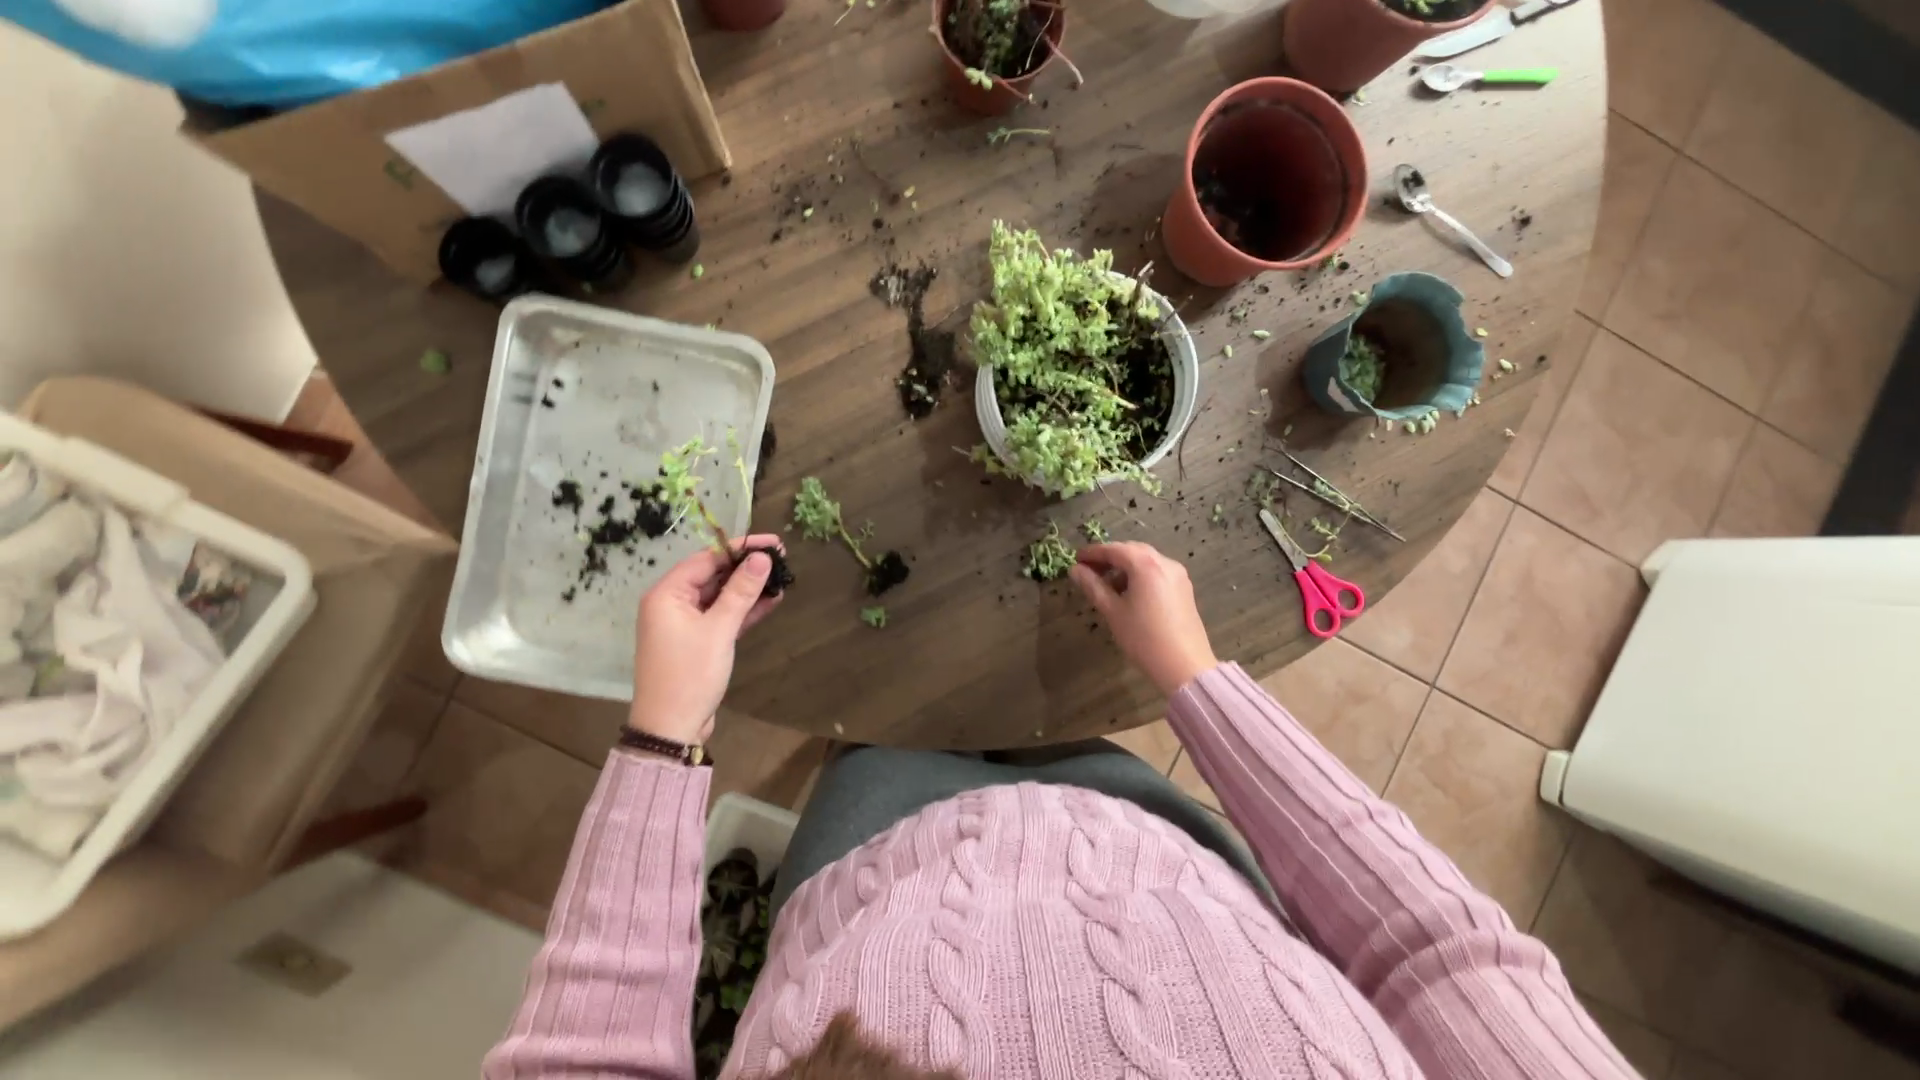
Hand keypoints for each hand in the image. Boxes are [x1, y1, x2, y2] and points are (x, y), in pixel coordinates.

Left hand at [628, 535, 783, 743]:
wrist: (671, 728)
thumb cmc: (690, 674)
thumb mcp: (719, 630)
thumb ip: (741, 592)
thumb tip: (763, 558)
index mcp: (666, 595)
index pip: (706, 559)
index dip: (740, 548)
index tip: (772, 542)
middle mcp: (671, 604)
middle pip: (712, 575)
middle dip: (746, 568)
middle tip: (782, 557)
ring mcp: (684, 624)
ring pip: (720, 597)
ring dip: (748, 589)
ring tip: (781, 577)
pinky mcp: (697, 642)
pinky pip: (722, 617)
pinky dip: (743, 610)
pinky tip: (771, 601)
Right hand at [1070, 542, 1218, 696]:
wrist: (1184, 665)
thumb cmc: (1143, 638)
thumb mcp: (1113, 611)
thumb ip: (1093, 586)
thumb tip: (1076, 570)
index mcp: (1146, 565)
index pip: (1114, 549)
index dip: (1093, 553)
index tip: (1076, 559)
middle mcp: (1165, 562)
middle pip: (1132, 550)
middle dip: (1110, 557)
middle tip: (1089, 571)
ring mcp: (1178, 575)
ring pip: (1146, 561)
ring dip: (1125, 567)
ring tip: (1108, 586)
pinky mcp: (1184, 588)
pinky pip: (1157, 572)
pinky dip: (1140, 575)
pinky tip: (1130, 594)